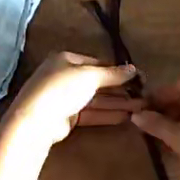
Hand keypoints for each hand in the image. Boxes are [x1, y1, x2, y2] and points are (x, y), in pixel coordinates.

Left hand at [3, 52, 143, 147]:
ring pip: (96, 99)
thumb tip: (133, 69)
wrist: (36, 120)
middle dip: (120, 89)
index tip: (138, 78)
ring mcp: (65, 98)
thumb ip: (113, 73)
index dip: (118, 70)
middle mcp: (65, 76)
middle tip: (143, 95)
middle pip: (98, 82)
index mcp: (67, 59)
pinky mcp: (66, 117)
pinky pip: (91, 113)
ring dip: (118, 103)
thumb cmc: (62, 88)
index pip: (97, 63)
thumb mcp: (90, 76)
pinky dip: (107, 114)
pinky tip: (126, 117)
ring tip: (141, 108)